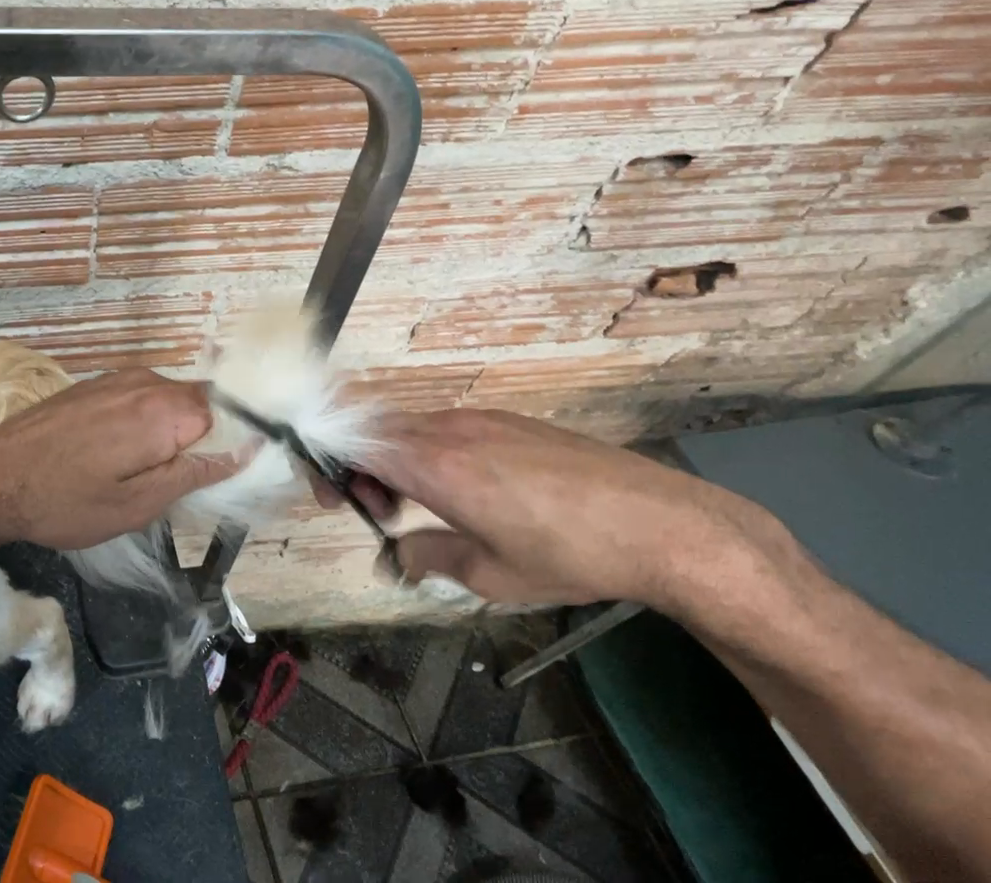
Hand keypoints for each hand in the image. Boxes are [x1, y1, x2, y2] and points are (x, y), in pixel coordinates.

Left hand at [0, 369, 244, 552]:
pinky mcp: (92, 385)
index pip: (230, 414)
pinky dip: (143, 424)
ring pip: (168, 401)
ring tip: (143, 475)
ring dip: (170, 433)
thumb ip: (193, 473)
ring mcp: (115, 379)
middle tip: (179, 484)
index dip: (232, 445)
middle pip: (200, 403)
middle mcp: (145, 382)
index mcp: (163, 410)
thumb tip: (244, 452)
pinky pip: (139, 398)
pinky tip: (118, 456)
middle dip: (201, 439)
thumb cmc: (64, 501)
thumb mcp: (136, 505)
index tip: (219, 478)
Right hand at [343, 408, 793, 609]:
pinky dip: (432, 454)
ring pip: (411, 428)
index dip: (327, 465)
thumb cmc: (568, 556)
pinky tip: (466, 492)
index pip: (350, 442)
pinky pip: (448, 428)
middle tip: (379, 512)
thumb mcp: (487, 574)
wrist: (666, 527)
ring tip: (423, 507)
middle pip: (374, 429)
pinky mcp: (514, 422)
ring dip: (396, 461)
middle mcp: (451, 429)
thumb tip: (396, 556)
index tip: (333, 500)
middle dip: (359, 467)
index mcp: (434, 464)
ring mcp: (485, 419)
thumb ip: (425, 557)